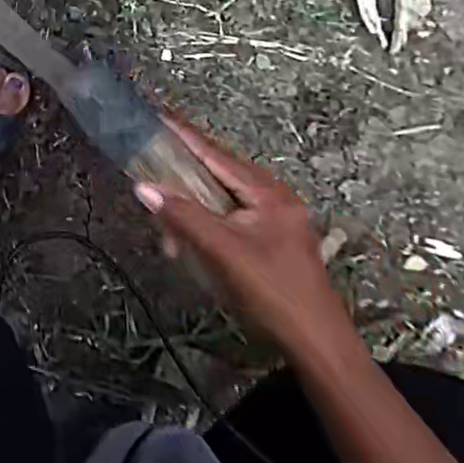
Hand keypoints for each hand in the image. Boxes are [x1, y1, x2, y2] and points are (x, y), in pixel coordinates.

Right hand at [134, 113, 356, 359]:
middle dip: (183, 179)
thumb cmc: (274, 293)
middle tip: (153, 170)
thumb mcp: (222, 251)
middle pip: (219, 175)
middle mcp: (275, 201)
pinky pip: (228, 219)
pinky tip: (189, 243)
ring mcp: (276, 223)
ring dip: (192, 210)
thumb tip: (144, 188)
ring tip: (169, 228)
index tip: (158, 115)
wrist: (318, 347)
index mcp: (269, 194)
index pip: (217, 155)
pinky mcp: (271, 243)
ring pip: (222, 200)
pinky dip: (205, 225)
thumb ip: (182, 215)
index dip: (185, 135)